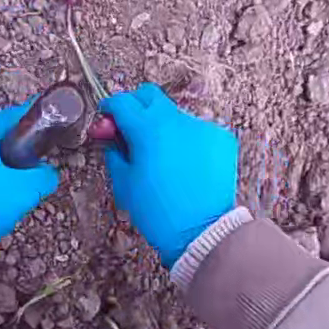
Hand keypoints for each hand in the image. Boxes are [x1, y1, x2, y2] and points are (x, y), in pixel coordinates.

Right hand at [101, 83, 237, 266]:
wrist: (202, 233)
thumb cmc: (160, 213)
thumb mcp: (125, 185)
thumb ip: (115, 153)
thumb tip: (113, 139)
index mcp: (149, 130)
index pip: (122, 102)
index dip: (110, 109)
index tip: (107, 119)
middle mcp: (177, 121)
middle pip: (150, 95)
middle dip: (136, 108)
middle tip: (130, 131)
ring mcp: (202, 128)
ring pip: (174, 115)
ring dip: (162, 128)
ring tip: (160, 158)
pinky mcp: (220, 139)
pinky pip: (196, 131)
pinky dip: (185, 141)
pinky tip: (183, 166)